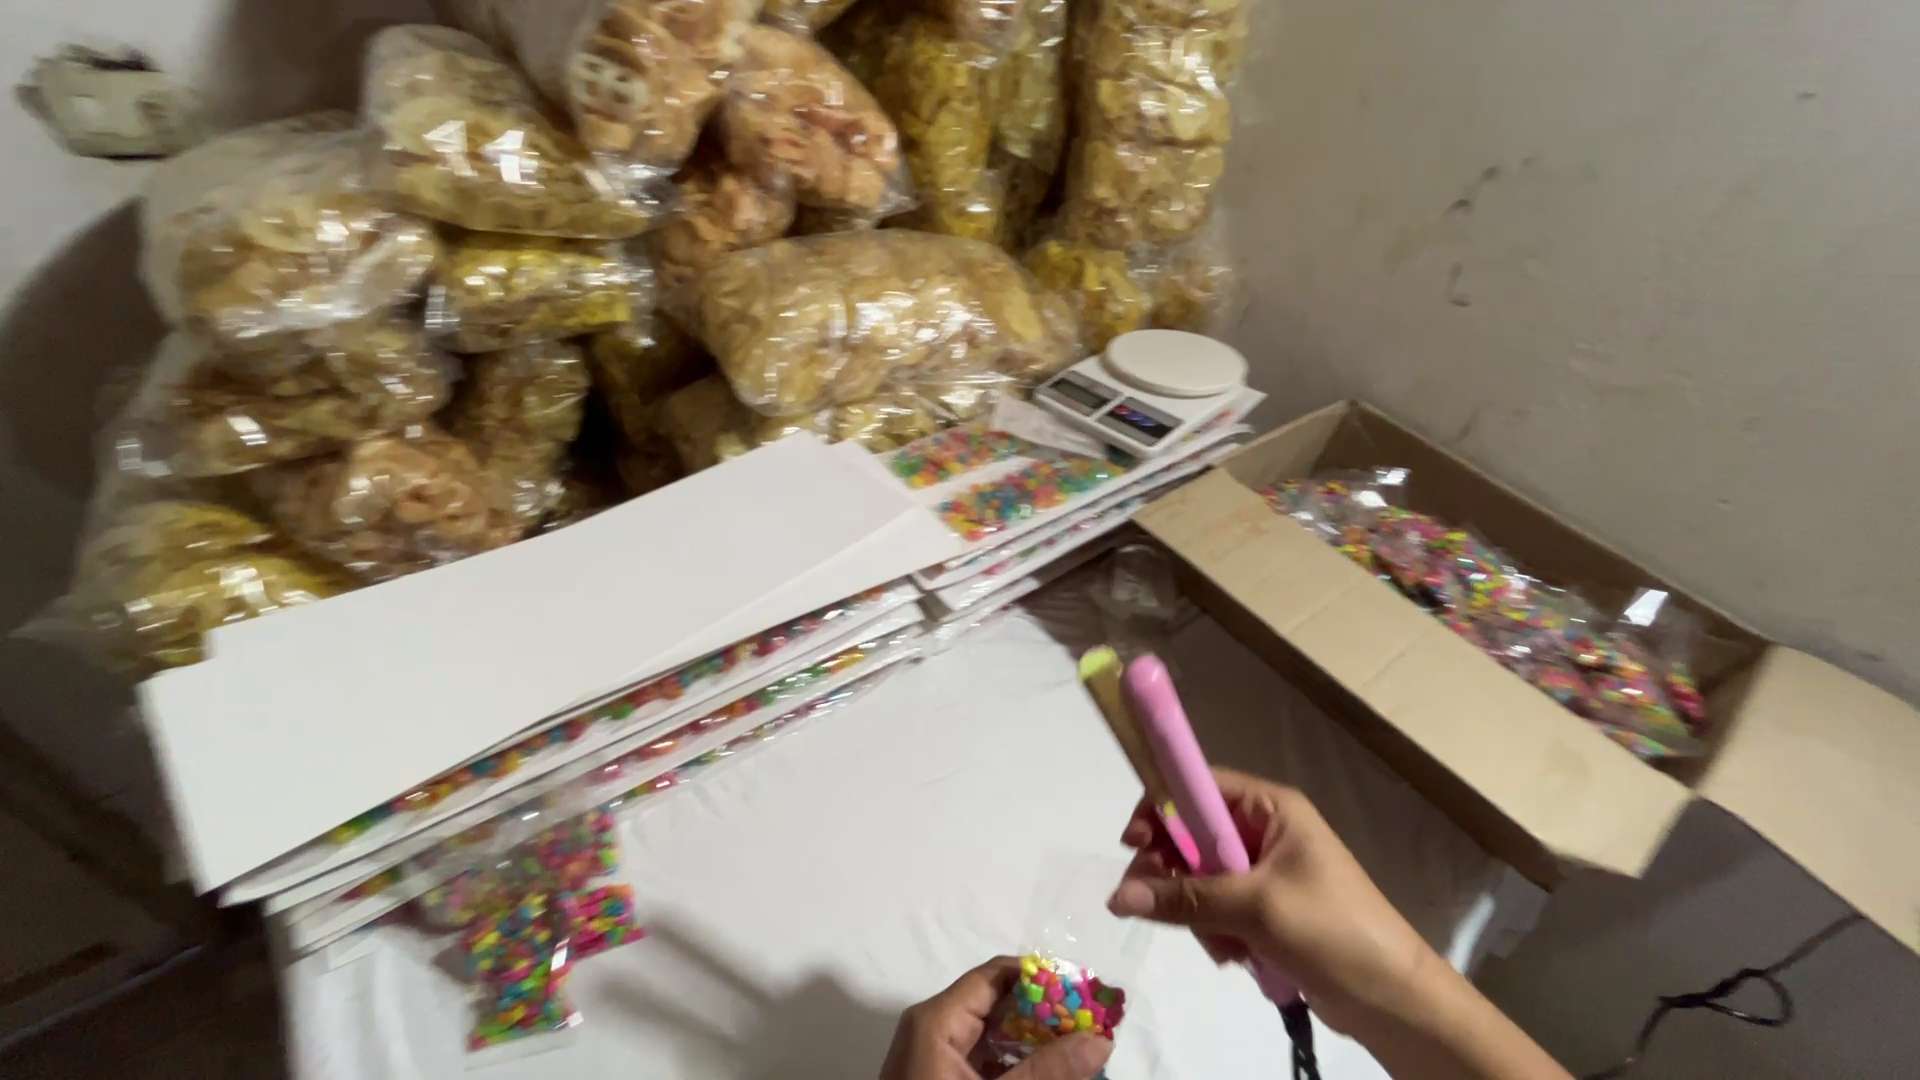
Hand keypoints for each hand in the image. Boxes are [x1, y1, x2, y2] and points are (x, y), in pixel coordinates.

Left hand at [880, 957, 1113, 1079]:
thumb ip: (1047, 1071)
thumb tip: (1101, 1041)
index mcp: (937, 1018)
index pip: (997, 975)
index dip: (1042, 977)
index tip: (1086, 990)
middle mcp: (934, 1026)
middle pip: (997, 1003)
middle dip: (1046, 1014)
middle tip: (1093, 1023)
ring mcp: (935, 1056)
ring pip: (993, 1035)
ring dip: (1035, 1042)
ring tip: (1082, 1048)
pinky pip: (984, 1060)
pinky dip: (1016, 1065)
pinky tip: (1050, 1074)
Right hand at [1107, 769, 1439, 1033]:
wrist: (1397, 1004)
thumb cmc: (1334, 933)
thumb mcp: (1256, 909)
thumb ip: (1185, 899)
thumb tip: (1117, 897)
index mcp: (1269, 808)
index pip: (1196, 785)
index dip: (1160, 807)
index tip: (1134, 843)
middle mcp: (1262, 830)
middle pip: (1189, 833)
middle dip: (1171, 871)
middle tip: (1150, 902)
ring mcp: (1262, 870)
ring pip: (1196, 875)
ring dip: (1195, 910)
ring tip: (1220, 944)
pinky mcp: (1263, 908)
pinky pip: (1214, 906)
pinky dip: (1213, 929)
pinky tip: (1233, 956)